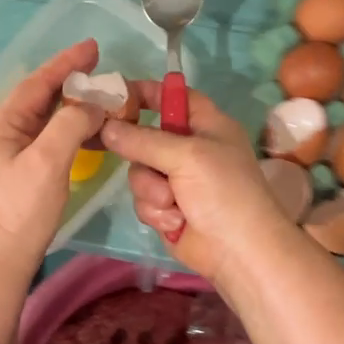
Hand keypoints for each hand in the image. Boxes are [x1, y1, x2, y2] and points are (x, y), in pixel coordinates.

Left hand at [0, 39, 107, 270]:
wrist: (5, 256)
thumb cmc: (23, 208)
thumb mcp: (48, 161)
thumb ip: (71, 124)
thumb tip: (93, 105)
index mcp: (2, 123)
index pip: (37, 83)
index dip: (66, 63)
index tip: (93, 47)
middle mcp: (4, 132)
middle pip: (42, 98)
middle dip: (74, 83)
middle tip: (105, 72)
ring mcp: (13, 152)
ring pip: (49, 118)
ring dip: (77, 108)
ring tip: (106, 102)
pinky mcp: (25, 170)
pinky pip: (53, 139)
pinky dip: (75, 131)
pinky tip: (95, 134)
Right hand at [100, 83, 296, 282]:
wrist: (238, 250)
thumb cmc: (223, 192)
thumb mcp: (186, 156)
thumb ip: (142, 140)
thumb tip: (106, 127)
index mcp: (207, 125)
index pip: (173, 96)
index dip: (147, 93)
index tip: (116, 96)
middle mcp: (191, 150)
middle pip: (145, 139)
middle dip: (144, 159)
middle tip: (147, 165)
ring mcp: (178, 181)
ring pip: (140, 174)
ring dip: (152, 192)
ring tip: (172, 205)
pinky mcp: (168, 209)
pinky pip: (144, 200)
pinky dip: (156, 212)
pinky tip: (175, 223)